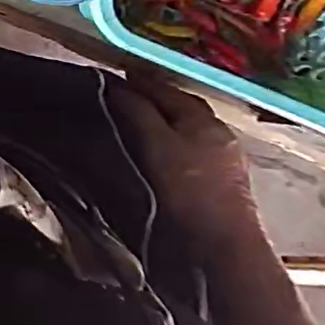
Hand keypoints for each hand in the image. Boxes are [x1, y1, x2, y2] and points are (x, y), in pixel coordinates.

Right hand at [114, 83, 266, 261]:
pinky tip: (146, 145)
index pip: (163, 88)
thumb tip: (115, 84)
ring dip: (155, 117)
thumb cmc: (186, 188)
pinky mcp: (218, 180)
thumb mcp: (155, 142)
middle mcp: (217, 133)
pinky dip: (163, 136)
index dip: (134, 80)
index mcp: (204, 120)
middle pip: (176, 105)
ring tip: (122, 118)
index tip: (102, 77)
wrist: (222, 248)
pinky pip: (184, 144)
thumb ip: (136, 110)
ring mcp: (221, 158)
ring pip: (181, 125)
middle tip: (109, 95)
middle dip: (146, 96)